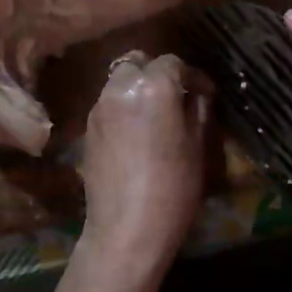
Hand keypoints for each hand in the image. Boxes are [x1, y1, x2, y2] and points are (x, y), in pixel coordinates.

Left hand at [79, 52, 210, 263]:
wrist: (126, 229)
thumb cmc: (173, 188)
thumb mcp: (197, 146)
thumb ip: (197, 110)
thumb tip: (197, 93)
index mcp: (152, 87)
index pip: (173, 63)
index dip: (192, 76)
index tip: (205, 95)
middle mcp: (119, 88)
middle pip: (138, 64)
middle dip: (157, 74)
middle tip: (175, 99)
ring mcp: (98, 108)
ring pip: (118, 83)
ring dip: (137, 90)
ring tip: (155, 116)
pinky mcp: (87, 130)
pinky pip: (108, 106)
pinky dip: (122, 109)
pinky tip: (135, 135)